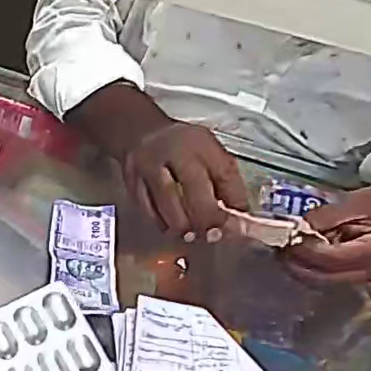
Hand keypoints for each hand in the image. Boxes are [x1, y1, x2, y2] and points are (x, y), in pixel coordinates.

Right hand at [66, 82, 247, 237]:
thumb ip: (223, 177)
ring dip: (182, 225)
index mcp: (200, 144)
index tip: (238, 221)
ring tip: (192, 235)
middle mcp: (173, 154)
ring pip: (166, 204)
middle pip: (192, 190)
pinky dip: (162, 224)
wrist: (138, 134)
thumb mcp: (208, 149)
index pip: (223, 172)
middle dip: (205, 218)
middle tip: (213, 234)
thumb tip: (237, 210)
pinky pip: (148, 210)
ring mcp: (149, 169)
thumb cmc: (179, 145)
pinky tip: (171, 228)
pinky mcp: (132, 184)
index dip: (233, 199)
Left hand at [281, 171, 370, 283]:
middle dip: (295, 263)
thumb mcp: (358, 202)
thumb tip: (295, 229)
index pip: (328, 259)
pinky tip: (305, 253)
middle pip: (320, 276)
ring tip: (289, 248)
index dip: (302, 251)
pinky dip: (312, 267)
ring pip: (321, 280)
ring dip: (301, 266)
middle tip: (280, 246)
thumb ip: (325, 217)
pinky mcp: (360, 278)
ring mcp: (367, 278)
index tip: (284, 238)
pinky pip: (328, 277)